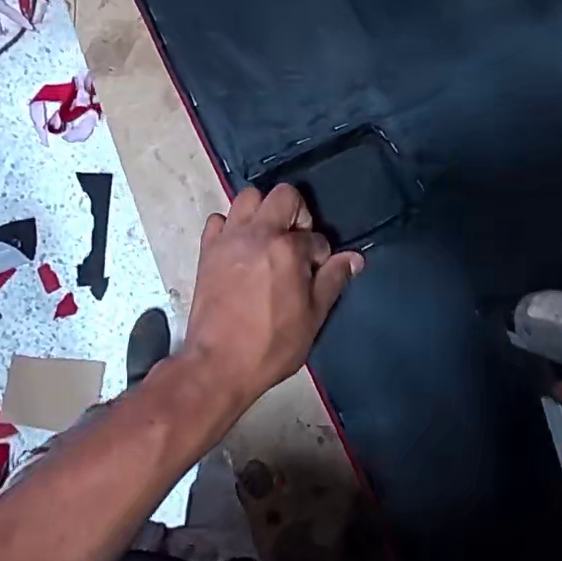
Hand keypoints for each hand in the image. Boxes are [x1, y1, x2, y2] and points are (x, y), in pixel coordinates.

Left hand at [177, 184, 362, 407]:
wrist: (219, 364)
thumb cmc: (272, 344)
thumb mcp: (313, 316)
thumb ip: (334, 280)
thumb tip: (354, 258)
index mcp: (287, 249)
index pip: (316, 237)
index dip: (321, 256)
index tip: (316, 274)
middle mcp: (257, 234)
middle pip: (283, 195)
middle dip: (297, 213)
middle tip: (297, 244)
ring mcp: (228, 239)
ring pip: (248, 197)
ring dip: (264, 212)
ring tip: (269, 240)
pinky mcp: (207, 251)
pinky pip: (219, 220)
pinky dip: (231, 226)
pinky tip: (241, 249)